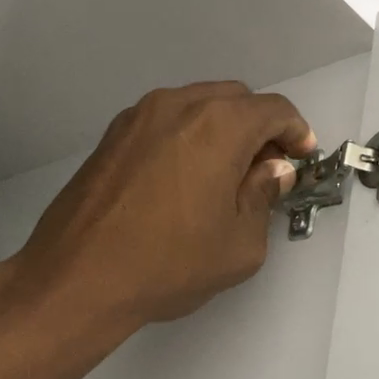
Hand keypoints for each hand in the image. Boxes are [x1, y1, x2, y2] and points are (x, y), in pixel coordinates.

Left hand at [8, 82, 317, 326]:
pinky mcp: (111, 137)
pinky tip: (184, 180)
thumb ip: (263, 197)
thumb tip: (271, 170)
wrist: (78, 278)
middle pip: (234, 100)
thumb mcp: (239, 244)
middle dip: (258, 129)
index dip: (296, 133)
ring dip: (220, 131)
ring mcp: (137, 117)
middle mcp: (177, 105)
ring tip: (224, 177)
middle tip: (266, 171)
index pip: (273, 110)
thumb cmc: (168, 265)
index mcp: (218, 124)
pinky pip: (164, 123)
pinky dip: (186, 137)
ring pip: (195, 107)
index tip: (300, 158)